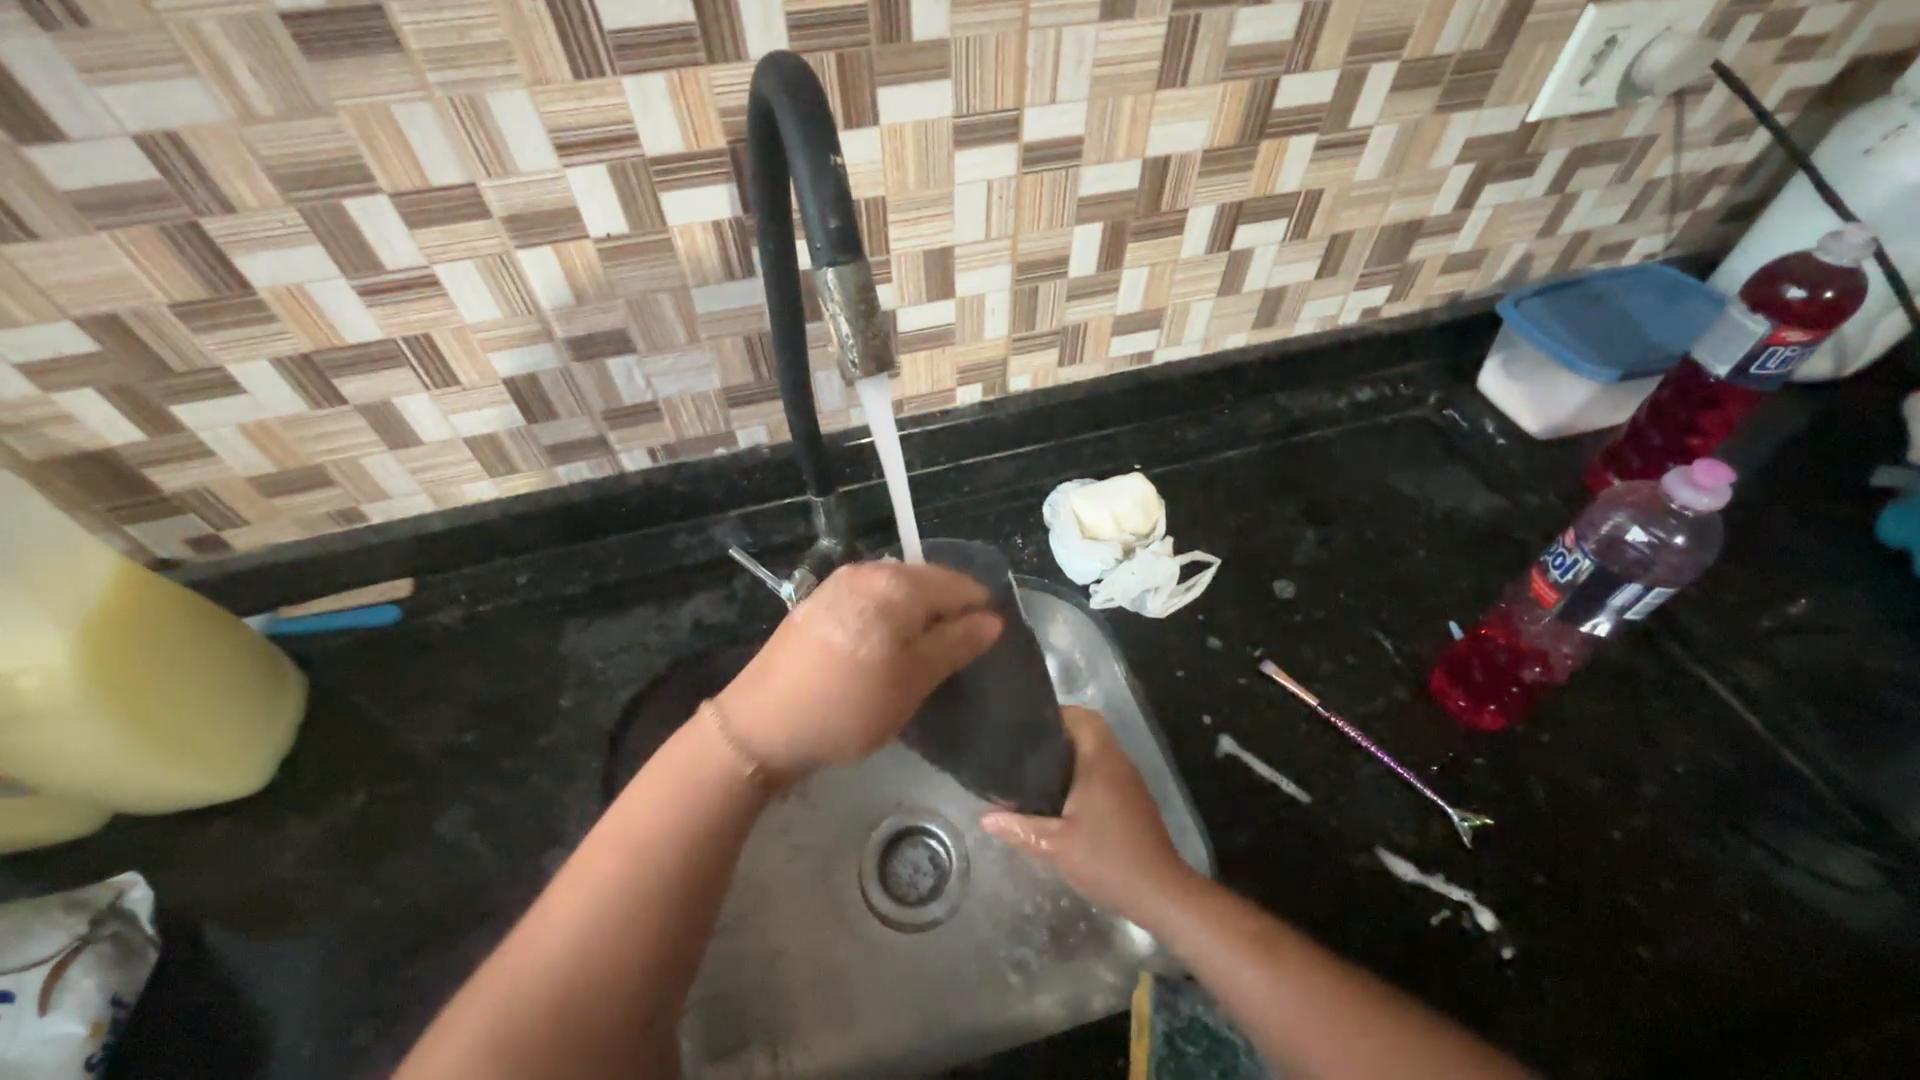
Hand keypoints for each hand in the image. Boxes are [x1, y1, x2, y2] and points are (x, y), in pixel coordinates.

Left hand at [714, 560, 1002, 775]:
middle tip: (954, 662)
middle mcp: (869, 571)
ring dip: (917, 621)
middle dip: (947, 616)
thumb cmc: (848, 705)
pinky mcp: (819, 604)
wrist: (760, 726)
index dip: (979, 615)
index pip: (960, 585)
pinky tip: (885, 655)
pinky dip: (888, 623)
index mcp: (897, 583)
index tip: (982, 652)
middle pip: (928, 584)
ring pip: (899, 594)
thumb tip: (993, 619)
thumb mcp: (914, 680)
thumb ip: (956, 644)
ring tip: (921, 662)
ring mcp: (839, 585)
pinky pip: (872, 603)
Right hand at [981, 707, 1195, 918]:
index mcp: (1100, 762)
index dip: (1055, 714)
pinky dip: (1085, 773)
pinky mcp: (1134, 799)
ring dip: (1073, 755)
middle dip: (1060, 735)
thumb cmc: (1107, 859)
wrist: (1158, 891)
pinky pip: (1106, 771)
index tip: (1027, 725)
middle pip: (1090, 731)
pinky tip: (1064, 796)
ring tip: (1038, 769)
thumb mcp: (1056, 846)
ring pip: (1099, 752)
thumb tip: (986, 818)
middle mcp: (1118, 763)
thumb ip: (1021, 828)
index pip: (1081, 717)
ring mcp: (1130, 781)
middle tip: (1027, 748)